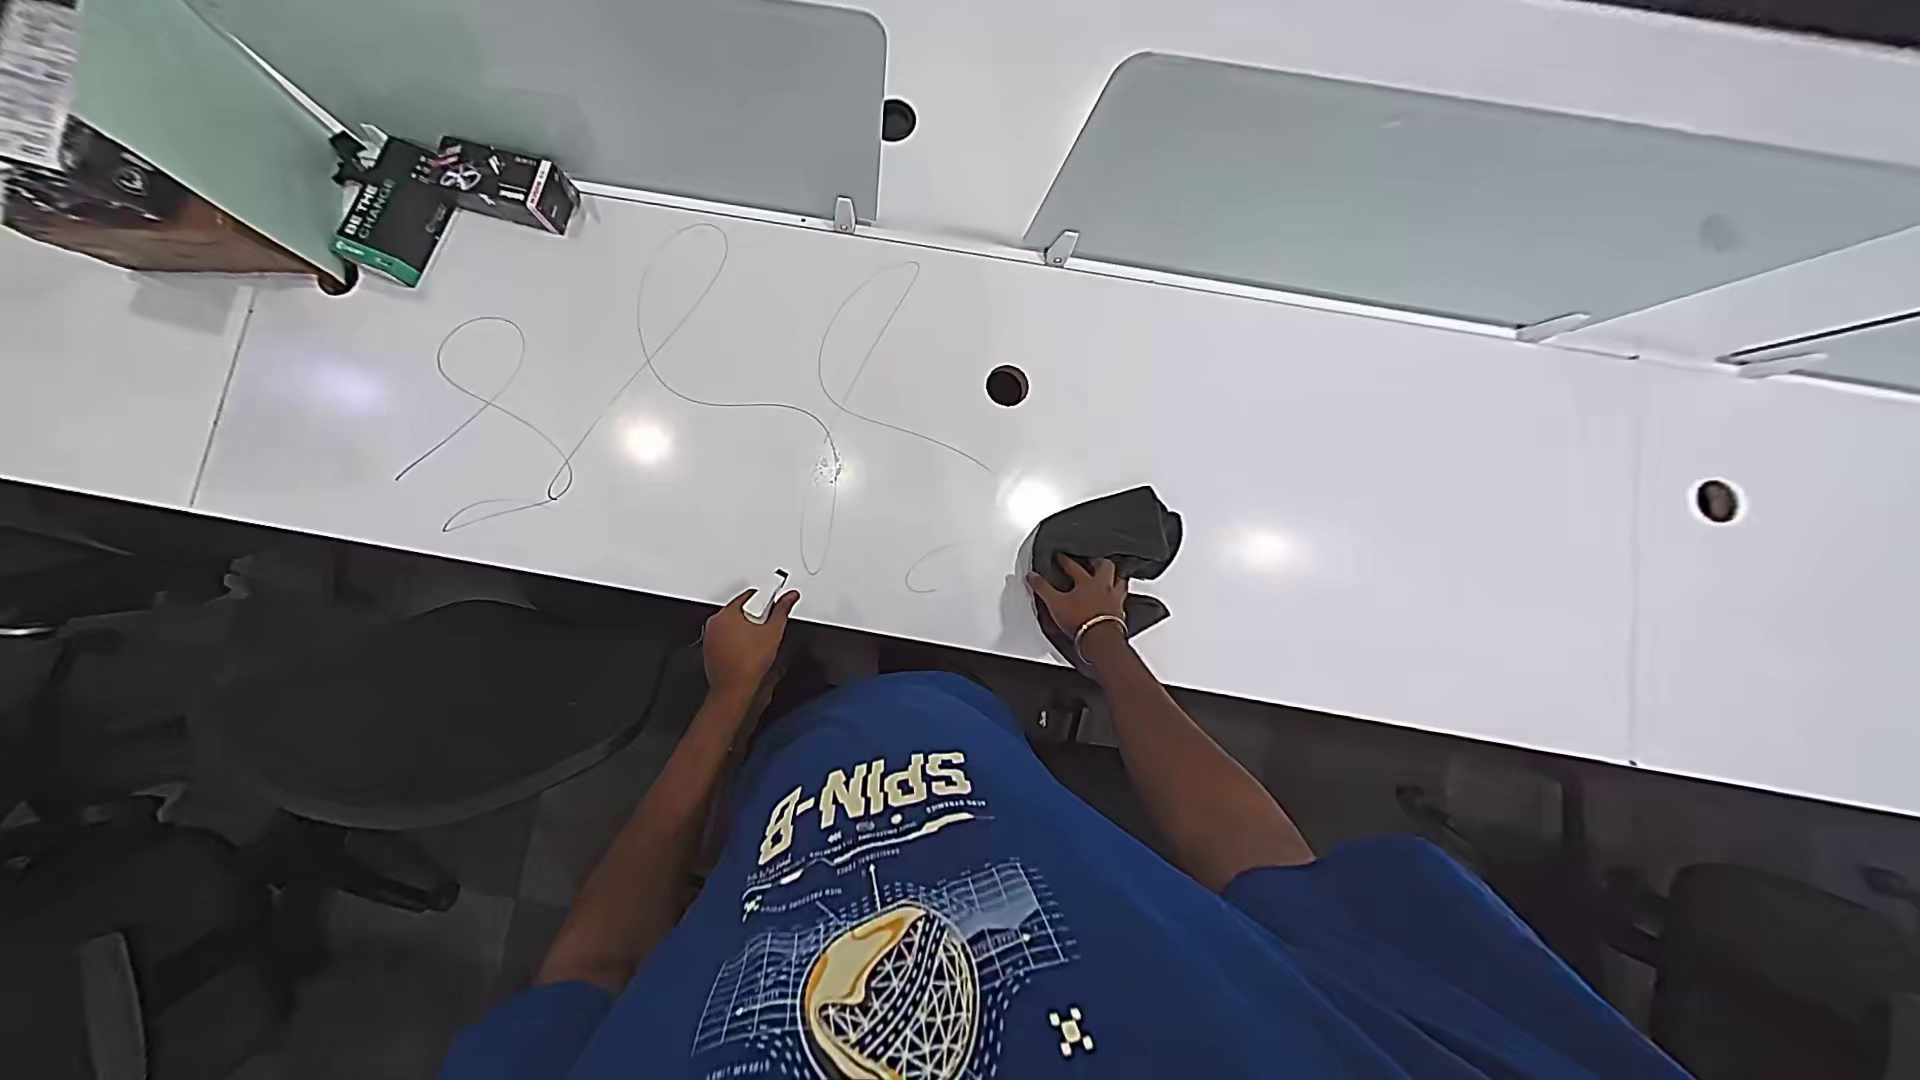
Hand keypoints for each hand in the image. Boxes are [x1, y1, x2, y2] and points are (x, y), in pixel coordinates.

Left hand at [703, 588, 799, 699]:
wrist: (734, 688)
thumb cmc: (748, 664)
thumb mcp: (773, 632)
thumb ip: (782, 610)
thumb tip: (790, 597)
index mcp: (728, 614)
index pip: (749, 596)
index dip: (765, 601)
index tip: (772, 608)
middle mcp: (715, 622)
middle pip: (740, 609)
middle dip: (755, 616)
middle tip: (765, 629)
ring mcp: (710, 636)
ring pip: (732, 623)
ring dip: (745, 628)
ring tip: (757, 641)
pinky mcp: (709, 648)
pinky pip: (725, 636)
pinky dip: (735, 639)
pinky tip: (747, 650)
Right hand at [1027, 555, 1126, 640]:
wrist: (1100, 639)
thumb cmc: (1081, 620)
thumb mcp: (1055, 603)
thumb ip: (1042, 588)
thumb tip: (1032, 577)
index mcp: (1087, 582)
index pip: (1074, 566)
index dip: (1065, 560)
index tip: (1061, 557)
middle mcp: (1104, 587)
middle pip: (1105, 567)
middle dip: (1098, 562)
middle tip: (1094, 561)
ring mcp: (1115, 600)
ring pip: (1120, 582)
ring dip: (1115, 578)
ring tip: (1111, 576)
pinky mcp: (1121, 614)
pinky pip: (1122, 601)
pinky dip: (1119, 598)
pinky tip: (1116, 601)